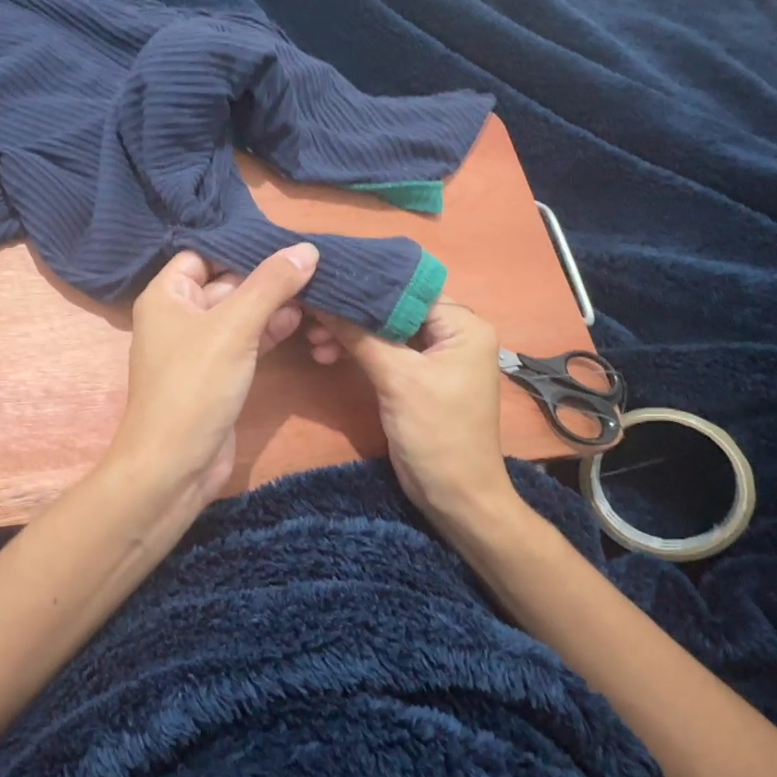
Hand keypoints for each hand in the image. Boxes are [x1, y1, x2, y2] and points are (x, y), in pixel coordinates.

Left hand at [106, 244, 318, 507]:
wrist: (174, 465)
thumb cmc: (195, 386)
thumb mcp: (234, 327)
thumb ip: (271, 284)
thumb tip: (307, 248)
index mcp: (167, 296)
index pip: (204, 254)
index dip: (241, 247)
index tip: (285, 239)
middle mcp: (179, 317)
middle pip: (226, 282)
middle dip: (265, 276)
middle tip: (311, 264)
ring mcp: (198, 348)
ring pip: (239, 314)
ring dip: (271, 305)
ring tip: (314, 291)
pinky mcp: (217, 375)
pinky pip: (244, 342)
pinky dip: (268, 331)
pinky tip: (299, 321)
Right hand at [307, 297, 513, 522]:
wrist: (456, 497)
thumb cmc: (437, 434)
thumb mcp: (398, 380)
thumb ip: (359, 335)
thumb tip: (321, 297)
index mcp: (464, 324)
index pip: (409, 287)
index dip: (366, 282)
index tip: (325, 280)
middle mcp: (454, 332)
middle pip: (395, 307)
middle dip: (353, 311)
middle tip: (312, 314)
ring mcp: (436, 356)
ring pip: (386, 329)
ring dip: (350, 333)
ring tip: (314, 341)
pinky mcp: (419, 377)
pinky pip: (385, 351)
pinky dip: (359, 351)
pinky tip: (327, 353)